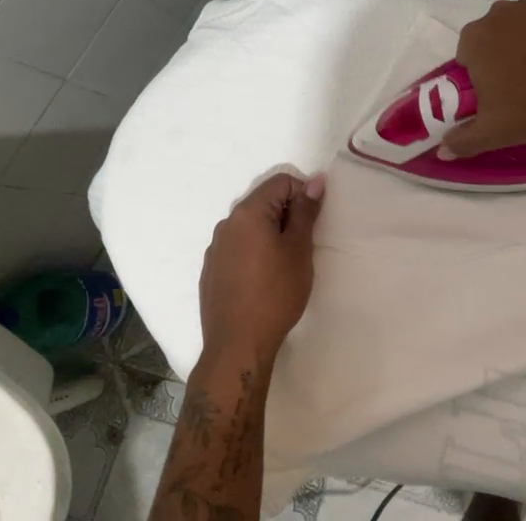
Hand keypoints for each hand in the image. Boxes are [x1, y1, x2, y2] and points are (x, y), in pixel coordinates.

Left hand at [198, 172, 325, 361]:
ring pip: (250, 227)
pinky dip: (254, 252)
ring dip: (270, 234)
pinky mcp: (211, 271)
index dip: (303, 195)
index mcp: (248, 213)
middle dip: (287, 215)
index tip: (313, 223)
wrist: (238, 345)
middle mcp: (226, 224)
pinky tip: (262, 281)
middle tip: (302, 246)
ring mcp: (215, 249)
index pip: (281, 182)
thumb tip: (315, 181)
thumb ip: (306, 211)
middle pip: (264, 202)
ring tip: (283, 266)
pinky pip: (238, 248)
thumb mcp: (299, 249)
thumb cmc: (275, 293)